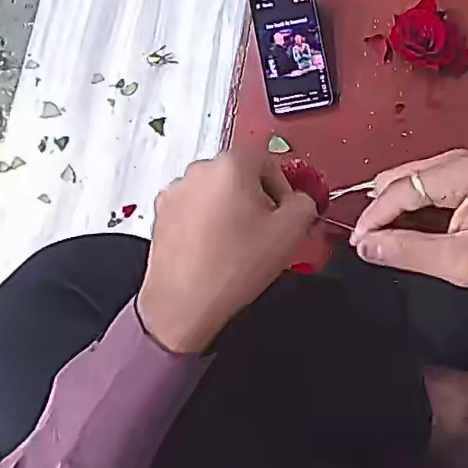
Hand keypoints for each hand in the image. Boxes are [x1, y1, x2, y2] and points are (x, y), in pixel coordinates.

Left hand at [138, 150, 316, 352]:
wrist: (183, 305)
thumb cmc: (235, 266)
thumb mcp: (291, 231)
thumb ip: (306, 203)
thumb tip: (299, 201)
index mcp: (232, 164)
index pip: (268, 162)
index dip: (282, 188)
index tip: (284, 213)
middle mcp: (200, 169)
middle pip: (241, 175)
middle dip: (257, 198)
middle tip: (265, 230)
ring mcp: (176, 191)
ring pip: (217, 191)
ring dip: (231, 209)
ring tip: (237, 244)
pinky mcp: (161, 213)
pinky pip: (195, 207)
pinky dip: (207, 221)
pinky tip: (214, 249)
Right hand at [351, 150, 467, 300]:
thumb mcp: (460, 264)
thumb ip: (408, 251)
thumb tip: (364, 245)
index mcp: (463, 171)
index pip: (402, 188)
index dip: (374, 217)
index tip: (357, 245)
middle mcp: (457, 160)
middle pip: (400, 181)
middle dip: (380, 212)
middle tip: (367, 247)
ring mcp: (457, 168)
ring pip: (405, 185)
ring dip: (391, 214)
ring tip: (382, 245)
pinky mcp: (457, 181)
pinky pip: (419, 192)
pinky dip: (406, 213)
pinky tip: (401, 236)